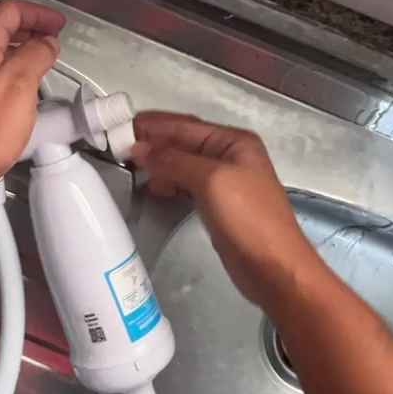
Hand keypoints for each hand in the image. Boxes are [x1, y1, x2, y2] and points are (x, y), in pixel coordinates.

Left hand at [0, 0, 65, 204]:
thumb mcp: (20, 88)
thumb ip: (35, 56)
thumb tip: (45, 41)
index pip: (9, 10)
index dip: (39, 13)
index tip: (59, 25)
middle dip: (29, 28)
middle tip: (54, 40)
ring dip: (18, 49)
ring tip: (42, 63)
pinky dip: (4, 67)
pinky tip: (17, 86)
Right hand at [132, 112, 321, 308]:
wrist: (274, 268)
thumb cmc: (247, 217)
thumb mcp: (209, 180)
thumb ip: (173, 159)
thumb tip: (140, 147)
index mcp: (234, 142)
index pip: (186, 125)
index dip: (155, 125)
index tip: (122, 126)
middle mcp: (230, 157)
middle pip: (184, 142)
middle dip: (154, 142)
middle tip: (118, 144)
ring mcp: (225, 182)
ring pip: (183, 164)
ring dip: (158, 162)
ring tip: (129, 164)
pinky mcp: (218, 205)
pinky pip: (186, 184)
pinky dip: (168, 182)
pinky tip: (151, 186)